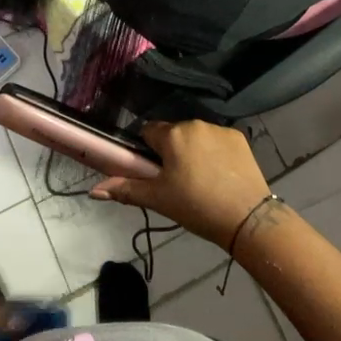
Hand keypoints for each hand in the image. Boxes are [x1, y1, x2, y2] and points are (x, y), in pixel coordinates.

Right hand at [89, 121, 273, 247]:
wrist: (246, 217)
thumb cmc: (196, 207)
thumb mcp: (158, 199)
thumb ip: (126, 189)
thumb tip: (94, 189)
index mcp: (172, 134)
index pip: (148, 132)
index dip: (147, 152)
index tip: (154, 173)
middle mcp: (195, 123)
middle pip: (173, 134)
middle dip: (171, 152)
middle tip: (176, 182)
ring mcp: (219, 129)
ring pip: (196, 137)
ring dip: (193, 151)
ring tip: (200, 182)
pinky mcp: (239, 138)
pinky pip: (217, 141)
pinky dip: (215, 154)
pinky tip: (220, 176)